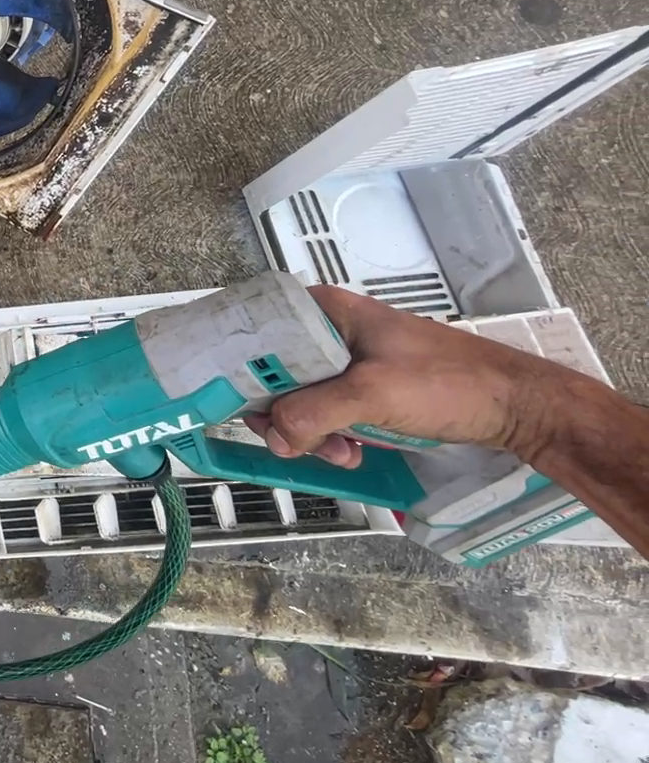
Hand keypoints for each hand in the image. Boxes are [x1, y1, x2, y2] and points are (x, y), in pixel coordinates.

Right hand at [247, 285, 572, 468]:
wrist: (526, 410)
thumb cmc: (449, 384)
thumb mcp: (371, 395)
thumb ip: (311, 415)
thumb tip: (274, 441)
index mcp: (320, 311)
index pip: (253, 333)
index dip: (237, 368)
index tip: (240, 402)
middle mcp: (323, 328)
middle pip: (268, 370)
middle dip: (279, 411)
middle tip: (292, 439)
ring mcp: (342, 357)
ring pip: (294, 395)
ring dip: (306, 429)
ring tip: (337, 452)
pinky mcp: (359, 382)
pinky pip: (321, 407)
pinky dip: (327, 432)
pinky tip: (350, 451)